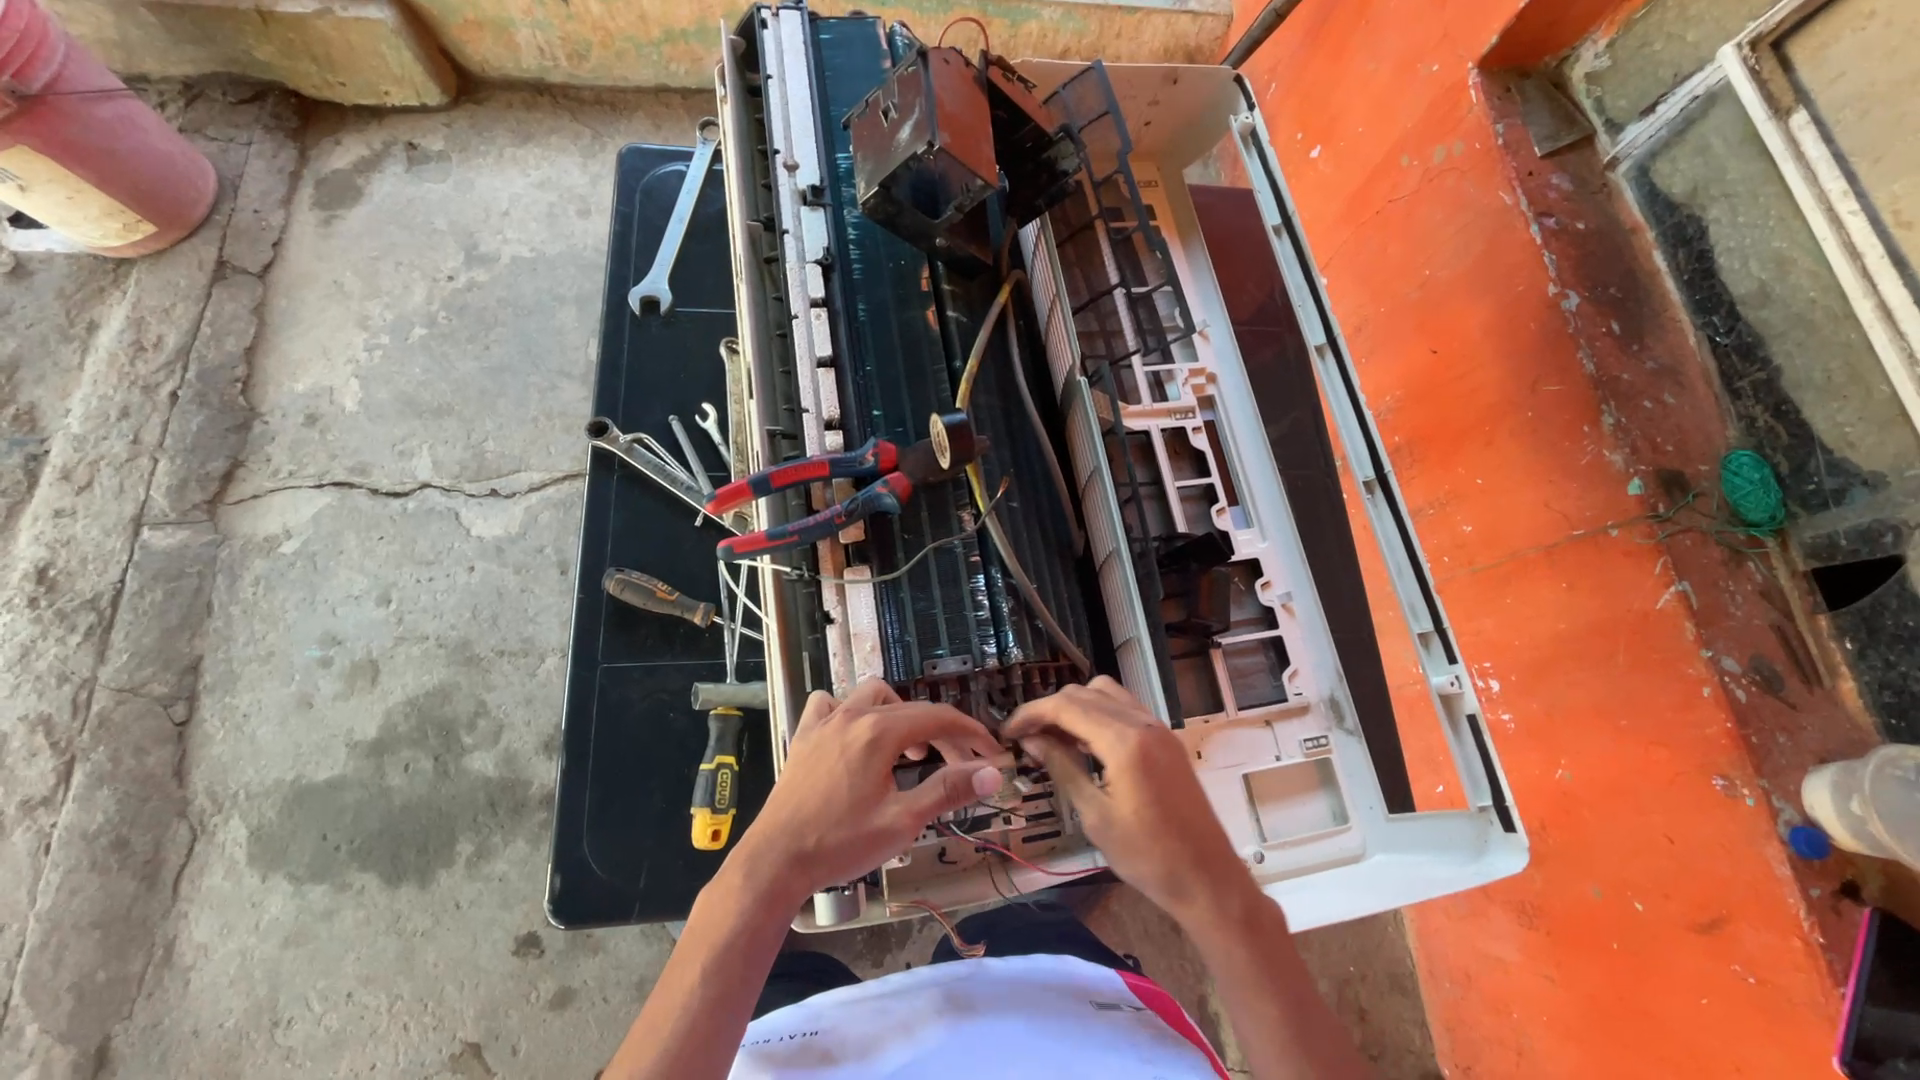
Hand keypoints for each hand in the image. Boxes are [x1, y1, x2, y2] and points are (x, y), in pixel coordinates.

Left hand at [730, 678, 1003, 903]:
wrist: (775, 860)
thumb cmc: (841, 842)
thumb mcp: (902, 820)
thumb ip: (948, 790)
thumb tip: (992, 772)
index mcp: (879, 732)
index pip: (938, 717)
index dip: (970, 732)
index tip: (991, 752)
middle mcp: (853, 716)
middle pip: (910, 709)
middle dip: (942, 731)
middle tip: (959, 764)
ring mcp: (823, 723)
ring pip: (870, 696)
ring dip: (897, 713)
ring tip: (909, 749)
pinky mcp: (803, 738)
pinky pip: (829, 705)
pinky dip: (849, 712)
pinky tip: (855, 736)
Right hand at [1004, 676, 1247, 922]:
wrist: (1207, 879)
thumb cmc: (1147, 857)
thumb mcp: (1095, 815)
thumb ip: (1063, 768)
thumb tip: (1032, 740)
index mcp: (1125, 741)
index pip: (1066, 706)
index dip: (1031, 714)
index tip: (1007, 733)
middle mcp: (1143, 723)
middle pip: (1085, 693)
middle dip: (1050, 709)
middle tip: (1026, 739)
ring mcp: (1159, 729)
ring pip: (1107, 694)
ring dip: (1076, 707)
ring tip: (1054, 740)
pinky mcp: (1167, 741)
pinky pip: (1126, 710)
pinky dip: (1100, 715)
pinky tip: (1086, 745)